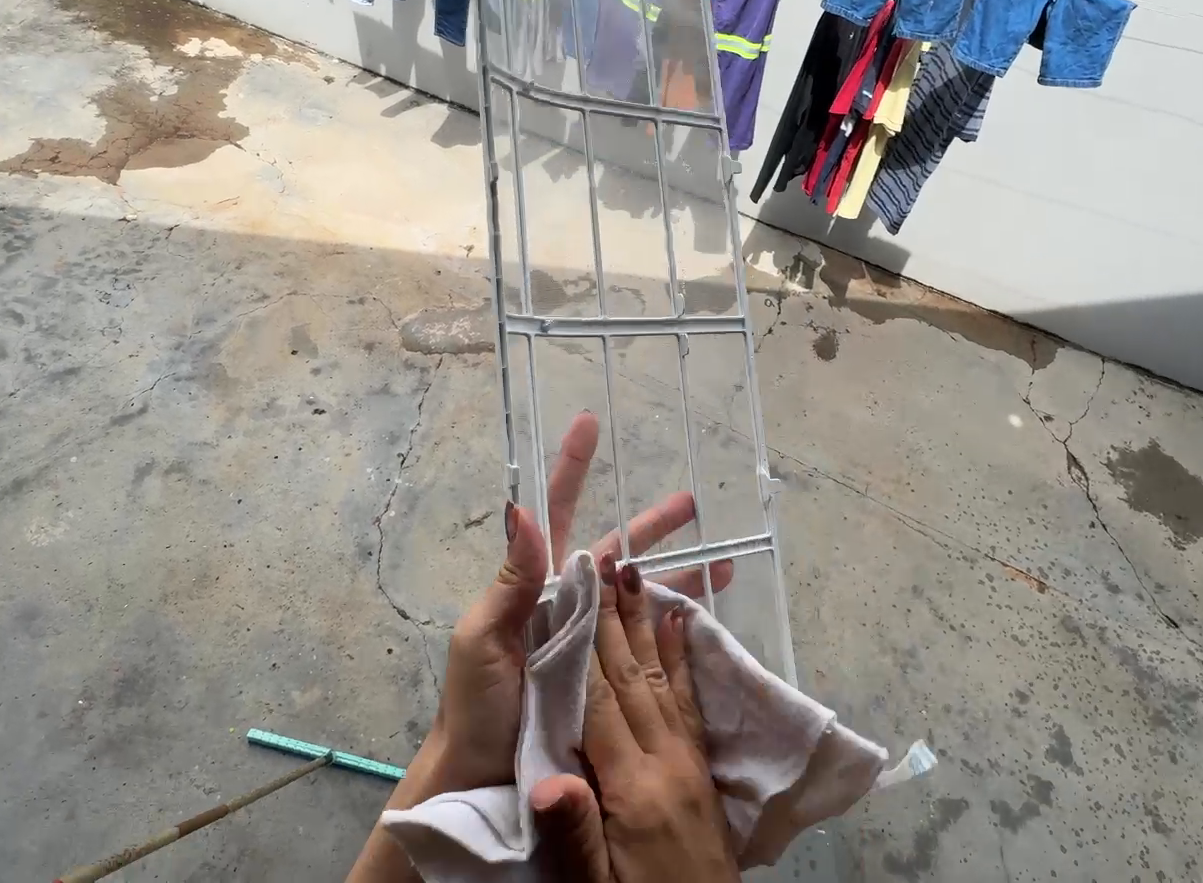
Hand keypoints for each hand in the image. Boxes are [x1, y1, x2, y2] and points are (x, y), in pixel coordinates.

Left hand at [424, 411, 732, 793]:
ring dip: (680, 575)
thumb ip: (510, 580)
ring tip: (725, 562)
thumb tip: (523, 510)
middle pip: (616, 551)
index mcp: (536, 585)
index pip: (558, 513)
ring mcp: (592, 640)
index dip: (572, 468)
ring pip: (641, 595)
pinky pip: (647, 640)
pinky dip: (677, 624)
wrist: (481, 778)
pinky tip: (706, 617)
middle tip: (693, 503)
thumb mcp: (482, 637)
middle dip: (653, 525)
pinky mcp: (611, 676)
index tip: (589, 424)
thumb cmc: (476, 704)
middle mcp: (569, 604)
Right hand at [532, 557, 739, 882]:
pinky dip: (681, 658)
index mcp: (631, 788)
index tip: (574, 595)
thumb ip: (574, 833)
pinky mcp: (699, 766)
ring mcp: (686, 760)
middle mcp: (663, 761)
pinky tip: (681, 624)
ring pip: (659, 677)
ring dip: (645, 623)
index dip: (583, 647)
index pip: (599, 704)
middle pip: (630, 676)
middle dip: (613, 617)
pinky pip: (688, 702)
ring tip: (637, 574)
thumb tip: (545, 782)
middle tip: (605, 560)